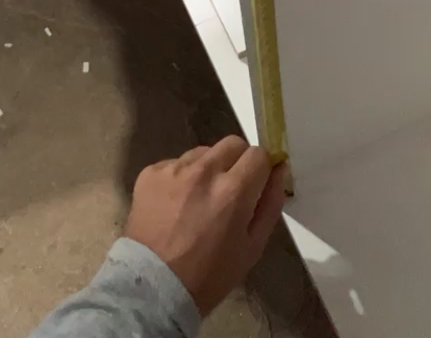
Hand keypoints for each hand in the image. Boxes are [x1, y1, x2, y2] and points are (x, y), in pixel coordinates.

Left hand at [124, 135, 288, 314]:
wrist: (155, 286)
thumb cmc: (211, 274)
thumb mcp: (252, 247)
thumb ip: (270, 203)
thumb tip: (279, 168)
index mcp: (233, 190)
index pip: (258, 154)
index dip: (261, 167)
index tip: (256, 181)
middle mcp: (203, 170)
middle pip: (232, 144)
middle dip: (238, 161)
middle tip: (231, 189)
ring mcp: (173, 168)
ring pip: (203, 152)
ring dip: (208, 168)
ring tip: (200, 200)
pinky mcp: (151, 171)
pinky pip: (176, 163)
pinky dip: (181, 177)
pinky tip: (176, 204)